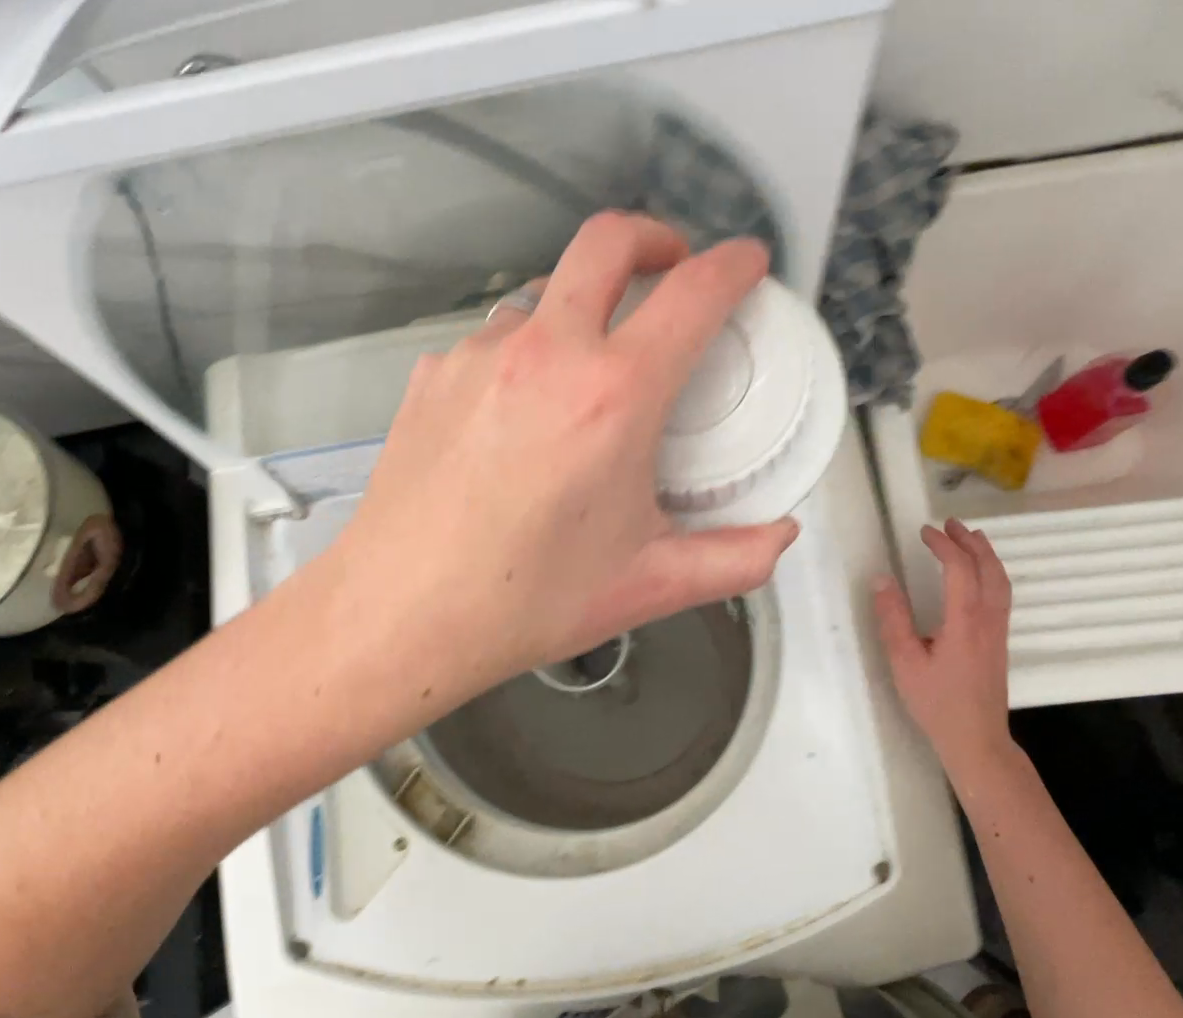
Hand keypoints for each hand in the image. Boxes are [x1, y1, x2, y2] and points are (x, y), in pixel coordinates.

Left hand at [331, 212, 799, 688]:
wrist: (401, 614)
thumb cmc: (528, 602)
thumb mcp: (648, 585)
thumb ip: (733, 559)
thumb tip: (781, 535)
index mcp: (612, 396)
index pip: (693, 294)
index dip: (733, 265)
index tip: (747, 263)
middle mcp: (544, 353)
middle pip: (606, 242)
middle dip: (653, 238)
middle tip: (672, 270)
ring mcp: (478, 357)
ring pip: (544, 292)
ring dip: (581, 304)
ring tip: (591, 363)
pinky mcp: (433, 375)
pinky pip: (493, 340)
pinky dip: (525, 353)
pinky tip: (522, 414)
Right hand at [875, 521, 1012, 761]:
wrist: (976, 738)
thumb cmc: (937, 702)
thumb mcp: (905, 662)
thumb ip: (893, 619)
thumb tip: (882, 580)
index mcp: (964, 620)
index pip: (959, 569)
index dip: (943, 545)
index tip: (924, 532)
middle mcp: (988, 618)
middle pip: (988, 568)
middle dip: (970, 541)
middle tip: (949, 524)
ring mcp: (998, 629)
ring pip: (1000, 580)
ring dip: (986, 554)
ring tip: (971, 537)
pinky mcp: (1000, 640)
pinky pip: (1002, 593)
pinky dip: (992, 572)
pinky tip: (980, 574)